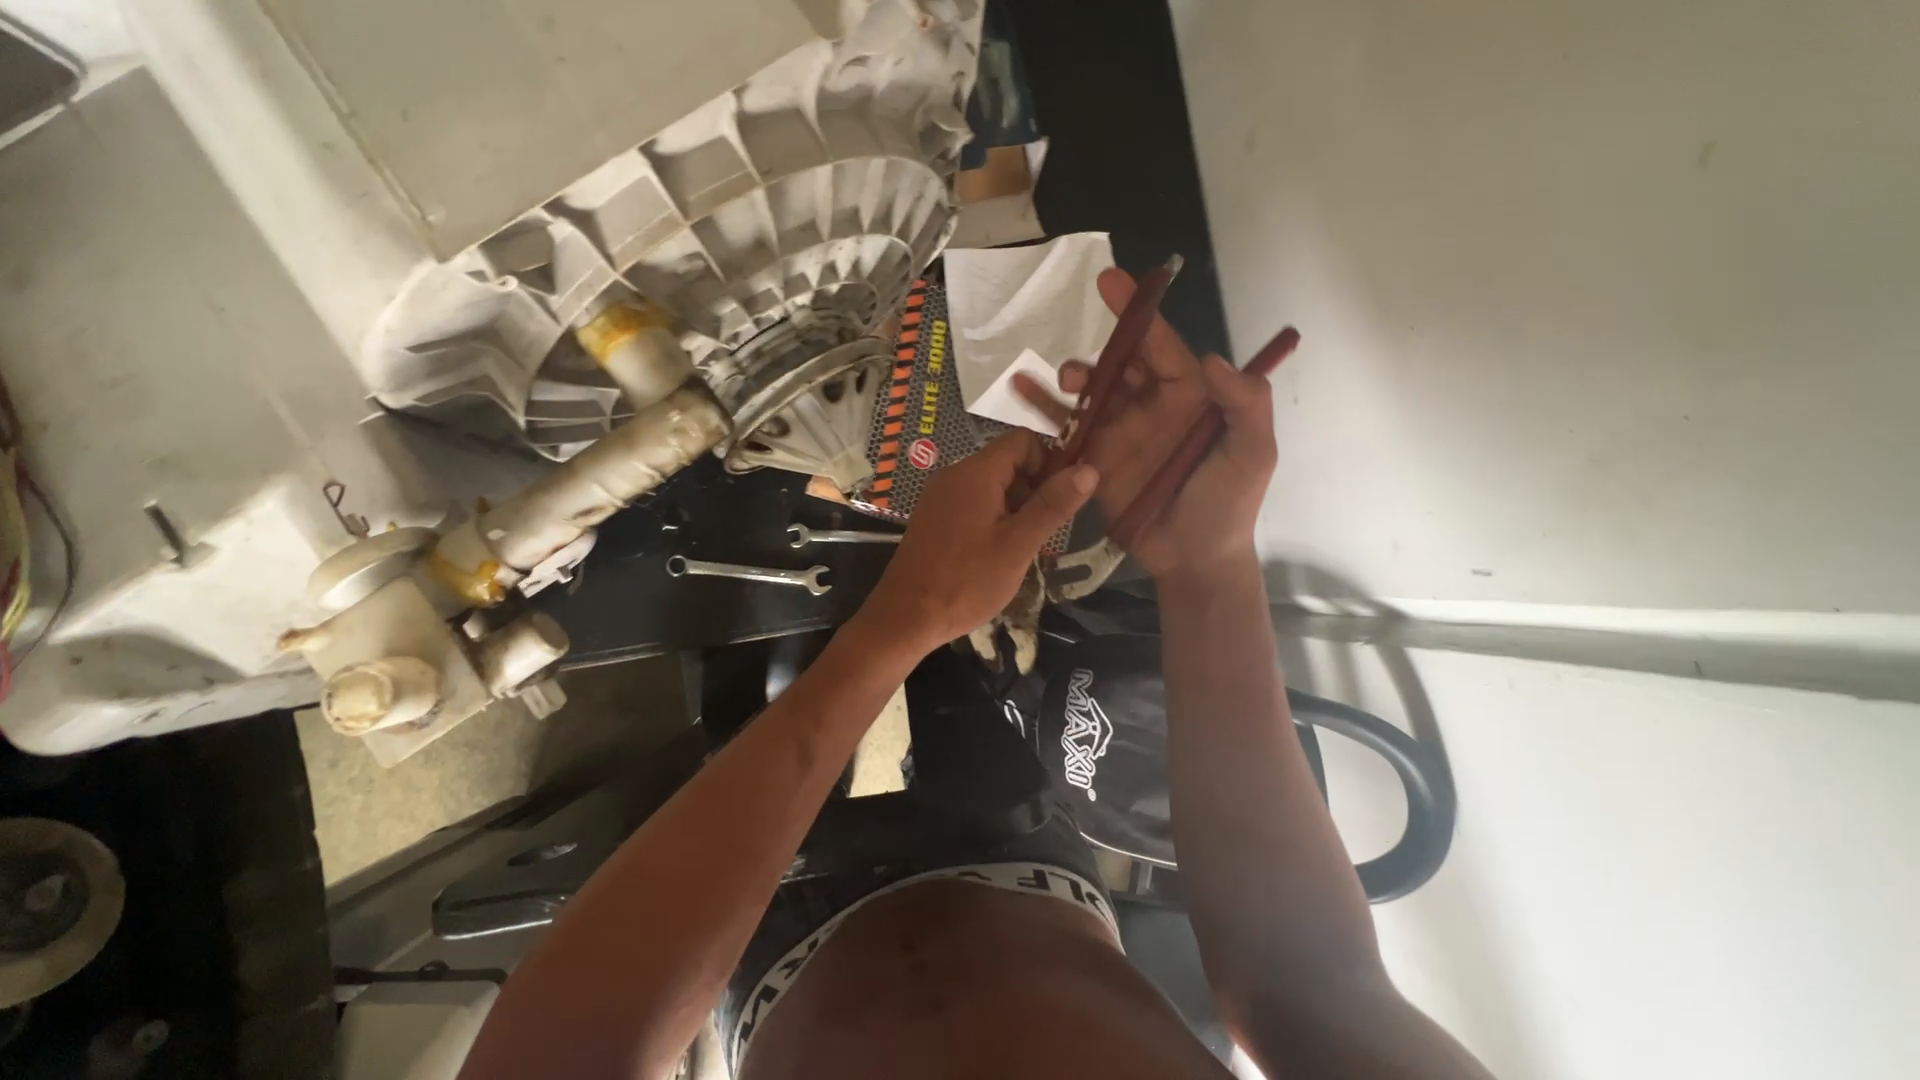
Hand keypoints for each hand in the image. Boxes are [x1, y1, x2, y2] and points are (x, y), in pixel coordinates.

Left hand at [857, 431, 1096, 651]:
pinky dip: (992, 518)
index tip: (1061, 500)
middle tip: (1044, 532)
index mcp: (976, 473)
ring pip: (991, 486)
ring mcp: (939, 496)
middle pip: (1007, 462)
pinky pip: (972, 503)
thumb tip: (1089, 469)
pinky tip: (997, 553)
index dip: (1049, 463)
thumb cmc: (966, 582)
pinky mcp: (933, 518)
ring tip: (1023, 548)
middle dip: (1034, 489)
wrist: (905, 617)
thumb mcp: (1018, 545)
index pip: (1023, 441)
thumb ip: (1052, 505)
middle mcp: (954, 474)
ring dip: (1015, 508)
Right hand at [1014, 268, 1279, 580]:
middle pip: (1122, 366)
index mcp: (1190, 398)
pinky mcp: (1095, 459)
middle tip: (1079, 369)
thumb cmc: (1228, 505)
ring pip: (1092, 392)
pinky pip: (1067, 427)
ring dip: (1074, 380)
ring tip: (1065, 384)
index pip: (1164, 348)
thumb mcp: (1254, 454)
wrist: (1194, 560)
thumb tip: (1215, 359)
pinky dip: (1043, 408)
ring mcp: (1120, 432)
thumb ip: (1247, 406)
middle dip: (1100, 354)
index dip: (1140, 317)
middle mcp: (1152, 408)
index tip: (1113, 283)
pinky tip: (1019, 390)